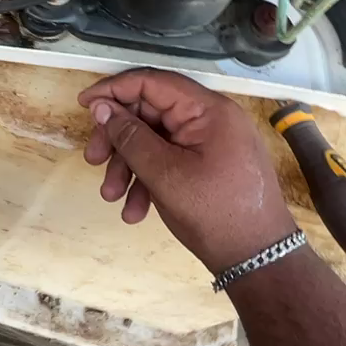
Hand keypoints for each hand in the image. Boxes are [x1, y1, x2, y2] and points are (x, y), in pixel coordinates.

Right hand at [79, 70, 296, 271]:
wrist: (260, 264)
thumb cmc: (215, 213)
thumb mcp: (165, 174)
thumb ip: (130, 136)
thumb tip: (101, 107)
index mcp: (208, 110)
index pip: (152, 82)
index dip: (113, 90)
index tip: (85, 104)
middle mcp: (210, 119)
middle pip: (149, 113)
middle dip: (118, 139)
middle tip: (94, 160)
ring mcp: (210, 143)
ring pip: (154, 140)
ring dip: (128, 166)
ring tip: (112, 196)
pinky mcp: (207, 165)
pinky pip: (168, 160)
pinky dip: (148, 180)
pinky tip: (135, 210)